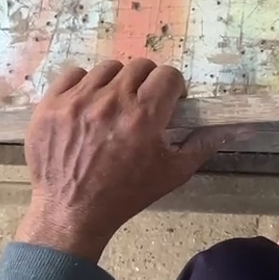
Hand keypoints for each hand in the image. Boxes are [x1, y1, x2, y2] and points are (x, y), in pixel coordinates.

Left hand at [17, 59, 233, 261]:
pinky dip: (84, 84)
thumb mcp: (174, 173)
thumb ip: (202, 145)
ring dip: (118, 81)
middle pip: (140, 66)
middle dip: (148, 81)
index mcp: (145, 116)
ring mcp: (77, 102)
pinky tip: (88, 102)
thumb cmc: (127, 193)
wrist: (71, 213)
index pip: (168, 75)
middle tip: (143, 102)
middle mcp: (112, 102)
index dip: (173, 87)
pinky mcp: (50, 106)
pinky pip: (73, 74)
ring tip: (114, 103)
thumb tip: (227, 129)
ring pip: (108, 68)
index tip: (169, 101)